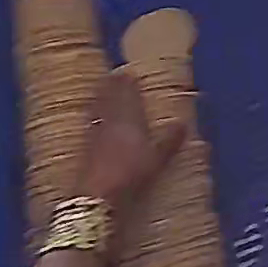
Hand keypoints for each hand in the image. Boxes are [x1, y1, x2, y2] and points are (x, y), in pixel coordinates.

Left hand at [76, 69, 186, 207]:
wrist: (97, 194)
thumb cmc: (132, 172)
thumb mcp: (157, 158)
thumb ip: (169, 140)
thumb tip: (182, 122)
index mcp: (130, 121)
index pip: (128, 97)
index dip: (128, 85)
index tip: (128, 72)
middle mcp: (111, 123)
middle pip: (110, 100)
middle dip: (112, 87)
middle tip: (113, 75)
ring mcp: (95, 135)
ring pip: (98, 109)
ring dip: (99, 98)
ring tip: (100, 89)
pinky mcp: (84, 148)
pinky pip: (90, 123)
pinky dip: (92, 115)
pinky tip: (92, 117)